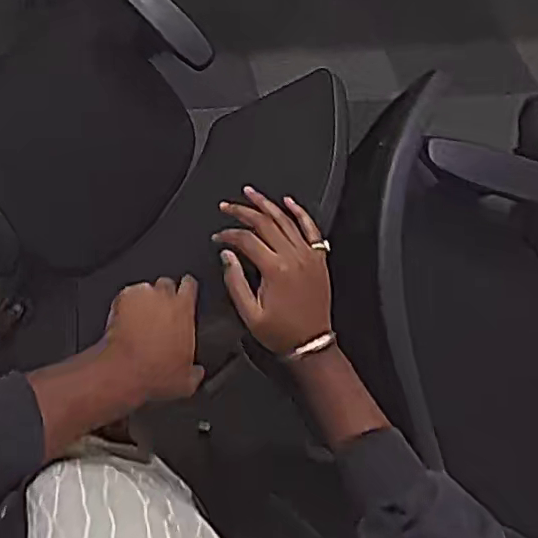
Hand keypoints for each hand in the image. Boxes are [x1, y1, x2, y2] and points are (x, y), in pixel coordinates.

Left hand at [99, 276, 203, 403]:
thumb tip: (197, 372)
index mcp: (184, 309)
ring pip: (146, 290)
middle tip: (160, 314)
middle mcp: (164, 296)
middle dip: (164, 295)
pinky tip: (125, 322)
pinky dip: (126, 305)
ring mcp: (142, 294)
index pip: (190, 284)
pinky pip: (126, 296)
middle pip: (167, 283)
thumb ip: (195, 371)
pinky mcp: (122, 298)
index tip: (186, 293)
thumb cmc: (155, 373)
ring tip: (140, 321)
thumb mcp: (185, 382)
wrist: (124, 371)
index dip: (188, 288)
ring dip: (144, 301)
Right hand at [215, 186, 331, 354]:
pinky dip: (300, 212)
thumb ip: (235, 281)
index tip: (219, 237)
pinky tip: (288, 202)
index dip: (228, 234)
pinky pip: (311, 228)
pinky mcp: (318, 258)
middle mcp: (293, 257)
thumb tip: (226, 254)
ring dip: (266, 203)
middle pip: (264, 222)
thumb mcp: (250, 314)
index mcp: (275, 269)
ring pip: (285, 219)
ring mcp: (308, 255)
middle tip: (227, 206)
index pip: (246, 239)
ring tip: (251, 193)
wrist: (311, 345)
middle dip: (242, 211)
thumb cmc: (282, 332)